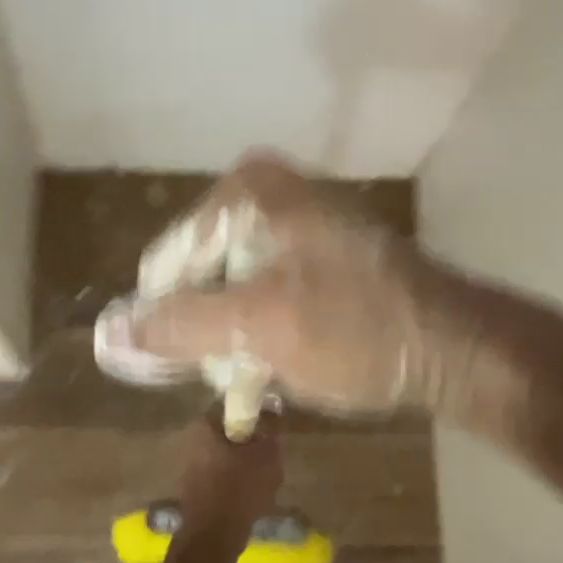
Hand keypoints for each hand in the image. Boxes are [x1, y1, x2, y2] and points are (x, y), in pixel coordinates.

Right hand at [127, 150, 476, 417]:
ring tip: (246, 373)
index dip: (168, 311)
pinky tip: (279, 363)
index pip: (174, 256)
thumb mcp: (257, 329)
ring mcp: (309, 224)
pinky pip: (275, 291)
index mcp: (253, 189)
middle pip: (207, 268)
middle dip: (207, 323)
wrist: (456, 347)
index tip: (175, 360)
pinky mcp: (332, 258)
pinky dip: (269, 327)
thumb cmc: (354, 329)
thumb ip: (178, 326)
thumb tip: (107, 329)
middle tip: (214, 369)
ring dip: (237, 332)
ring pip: (240, 284)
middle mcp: (279, 192)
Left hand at [177, 410, 282, 530]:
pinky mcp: (195, 488)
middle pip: (228, 429)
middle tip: (271, 445)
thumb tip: (271, 404)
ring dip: (243, 459)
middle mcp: (192, 440)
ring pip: (225, 453)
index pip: (231, 403)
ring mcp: (191, 466)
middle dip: (249, 436)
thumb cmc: (241, 487)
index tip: (270, 417)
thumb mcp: (266, 453)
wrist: (215, 536)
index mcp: (205, 425)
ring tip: (266, 470)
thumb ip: (270, 426)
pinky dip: (235, 477)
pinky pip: (220, 473)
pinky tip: (252, 489)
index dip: (253, 407)